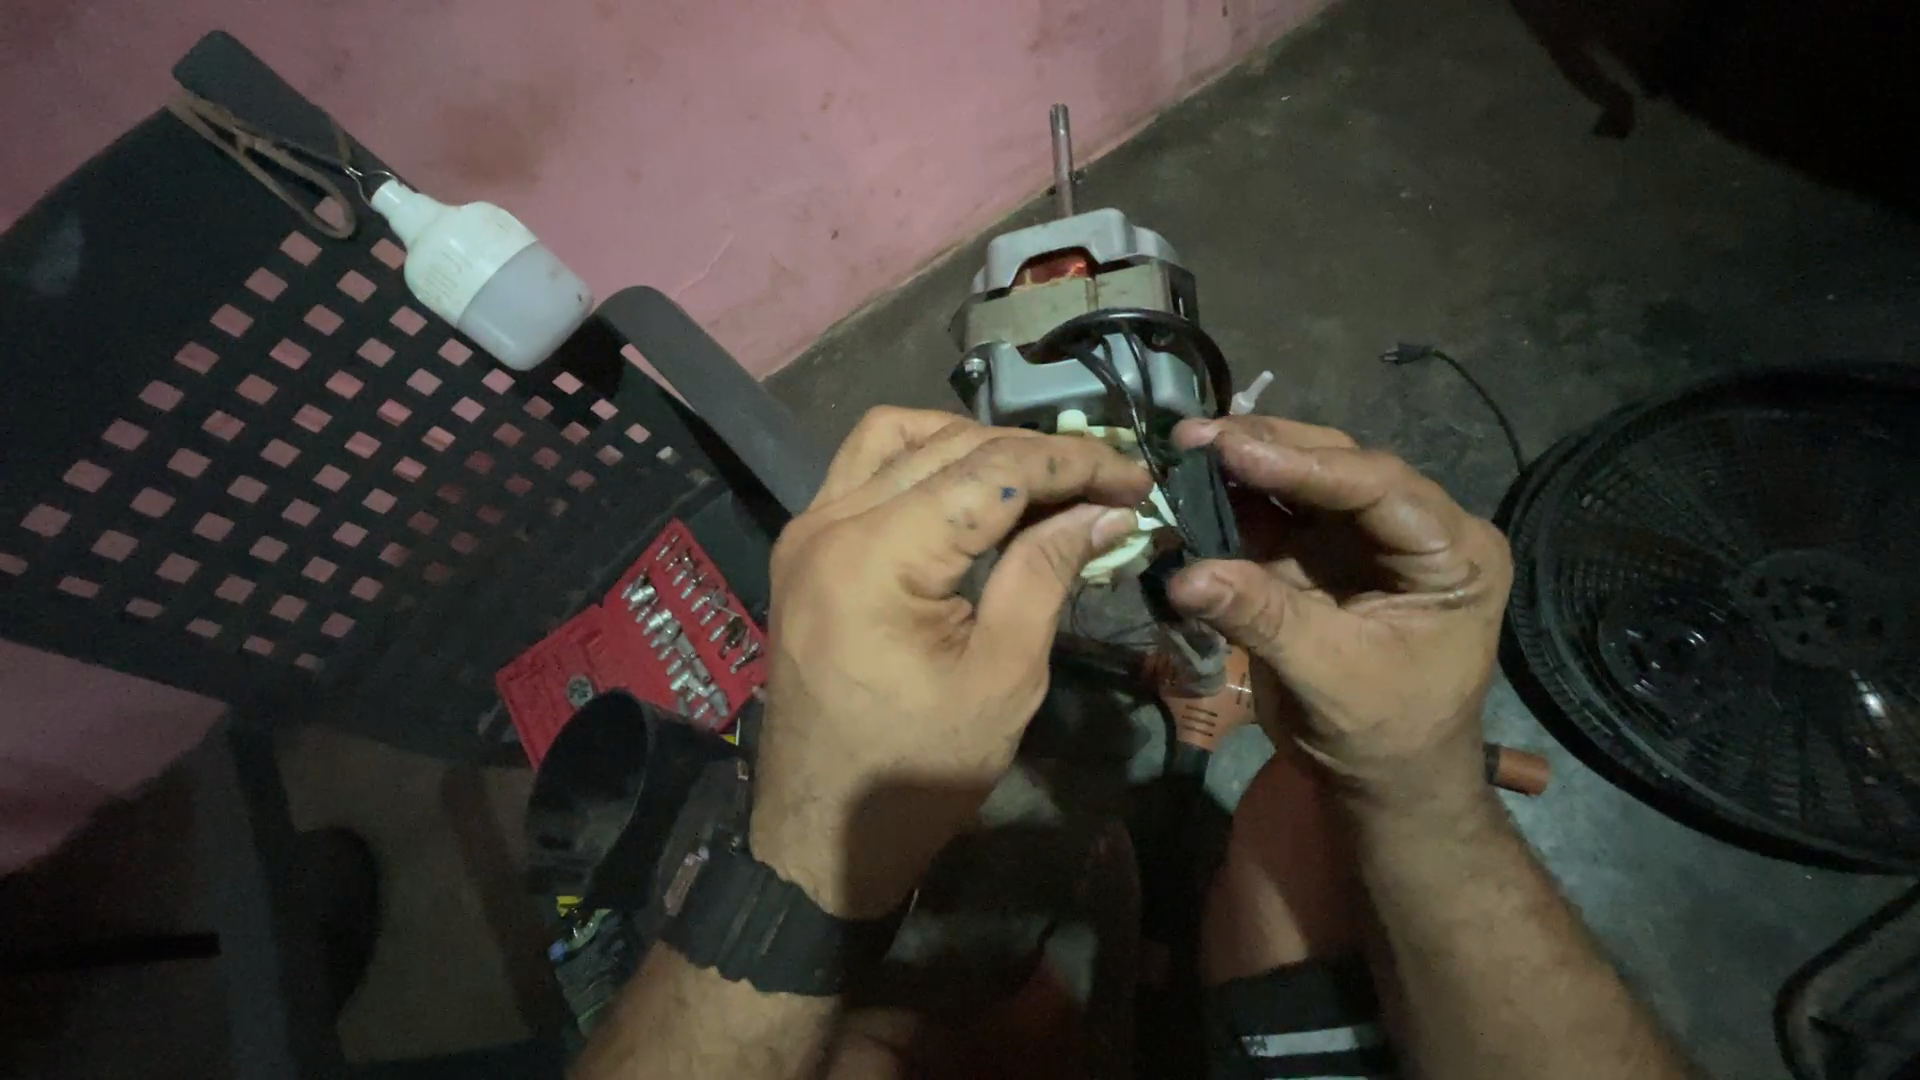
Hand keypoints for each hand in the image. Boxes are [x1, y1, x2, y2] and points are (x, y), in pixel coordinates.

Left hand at [750, 408, 1150, 916]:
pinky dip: (923, 459)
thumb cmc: (919, 771)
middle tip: (1103, 482)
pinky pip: (864, 467)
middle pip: (948, 445)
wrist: (824, 825)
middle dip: (1035, 453)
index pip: (989, 472)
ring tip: (1037, 477)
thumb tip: (1104, 511)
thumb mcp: (1003, 677)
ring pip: (897, 436)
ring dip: (973, 442)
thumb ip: (1045, 575)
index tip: (1134, 476)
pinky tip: (968, 487)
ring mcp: (808, 529)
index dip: (1071, 463)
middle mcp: (830, 523)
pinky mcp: (807, 545)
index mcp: (876, 559)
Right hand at [1166, 416, 1511, 813]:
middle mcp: (1407, 531)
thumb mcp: (1330, 677)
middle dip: (1266, 449)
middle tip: (1196, 436)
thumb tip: (1183, 577)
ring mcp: (1355, 541)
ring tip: (1183, 451)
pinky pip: (1266, 520)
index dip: (1303, 465)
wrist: (1380, 780)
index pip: (1378, 487)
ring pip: (1296, 485)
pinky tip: (1188, 493)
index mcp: (1450, 553)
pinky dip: (1225, 508)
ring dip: (1238, 469)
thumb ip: (1262, 619)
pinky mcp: (1312, 558)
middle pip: (1336, 469)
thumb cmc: (1384, 735)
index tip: (1233, 449)